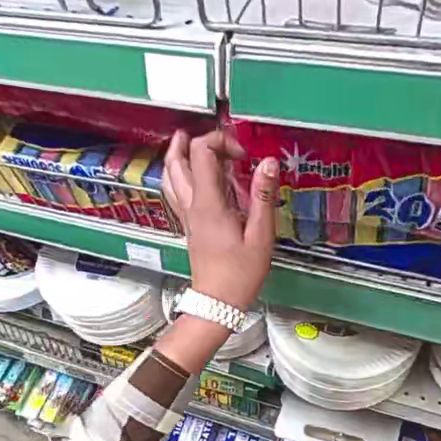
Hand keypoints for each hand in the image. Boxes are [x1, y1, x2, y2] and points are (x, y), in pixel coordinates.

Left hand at [162, 128, 278, 310]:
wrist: (218, 301)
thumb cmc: (240, 274)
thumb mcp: (260, 236)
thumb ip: (263, 196)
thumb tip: (269, 163)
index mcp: (209, 203)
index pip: (201, 152)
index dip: (221, 142)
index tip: (243, 155)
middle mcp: (192, 205)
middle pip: (177, 159)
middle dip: (193, 141)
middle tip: (214, 140)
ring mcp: (187, 215)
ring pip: (171, 174)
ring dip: (179, 155)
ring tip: (192, 145)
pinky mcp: (189, 225)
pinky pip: (176, 191)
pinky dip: (181, 175)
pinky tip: (194, 177)